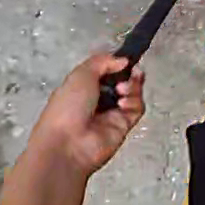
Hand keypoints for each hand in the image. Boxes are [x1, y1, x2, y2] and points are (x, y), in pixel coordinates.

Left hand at [25, 53, 143, 178]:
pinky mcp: (125, 125)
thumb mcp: (80, 75)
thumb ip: (102, 62)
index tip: (125, 60)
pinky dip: (134, 101)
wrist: (67, 144)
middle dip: (130, 74)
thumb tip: (123, 61)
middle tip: (132, 71)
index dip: (116, 64)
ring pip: (133, 92)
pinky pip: (137, 108)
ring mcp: (112, 113)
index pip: (106, 72)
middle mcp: (99, 100)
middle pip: (123, 80)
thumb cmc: (68, 107)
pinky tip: (123, 103)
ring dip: (133, 86)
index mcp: (83, 88)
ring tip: (123, 89)